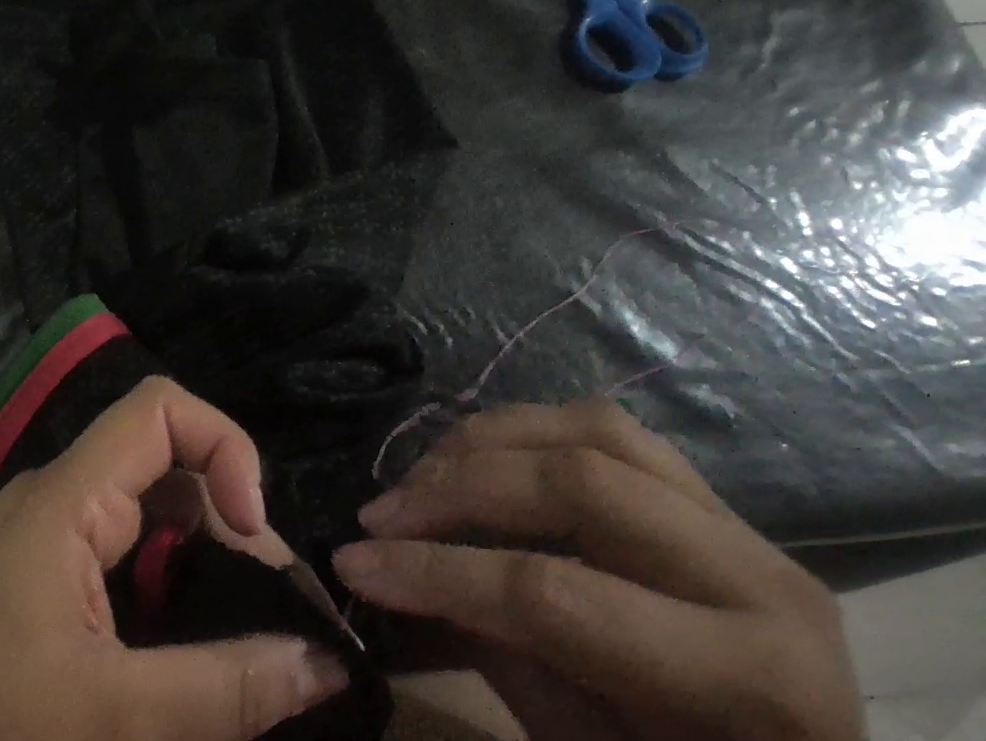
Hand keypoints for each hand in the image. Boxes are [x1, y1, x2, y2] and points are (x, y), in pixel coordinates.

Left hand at [0, 377, 349, 740]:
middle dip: (230, 520)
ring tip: (250, 631)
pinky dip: (168, 583)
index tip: (257, 532)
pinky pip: (121, 551)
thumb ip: (225, 687)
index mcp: (64, 500)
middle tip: (279, 610)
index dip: (226, 446)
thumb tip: (327, 660)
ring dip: (204, 559)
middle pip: (163, 462)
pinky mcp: (40, 572)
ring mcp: (45, 534)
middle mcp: (56, 498)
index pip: (158, 410)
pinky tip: (194, 642)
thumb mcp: (113, 716)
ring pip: (146, 512)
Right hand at [333, 398, 861, 740]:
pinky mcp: (713, 498)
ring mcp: (742, 524)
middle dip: (453, 489)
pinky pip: (611, 430)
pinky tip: (480, 455)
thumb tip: (409, 572)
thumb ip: (505, 657)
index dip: (437, 571)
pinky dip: (528, 429)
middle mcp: (757, 579)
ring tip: (419, 475)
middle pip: (576, 484)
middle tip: (378, 515)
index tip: (352, 563)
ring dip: (484, 442)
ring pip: (594, 430)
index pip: (553, 594)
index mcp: (746, 679)